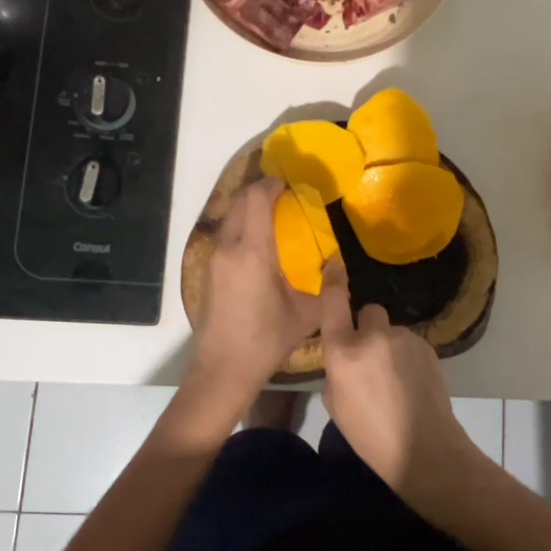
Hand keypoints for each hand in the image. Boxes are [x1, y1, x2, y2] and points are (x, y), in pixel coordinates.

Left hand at [191, 178, 320, 390]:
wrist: (224, 368)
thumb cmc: (267, 339)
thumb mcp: (307, 313)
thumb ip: (328, 285)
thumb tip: (340, 266)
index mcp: (252, 252)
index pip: (256, 199)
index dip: (272, 184)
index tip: (291, 183)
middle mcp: (228, 247)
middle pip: (239, 202)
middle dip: (261, 191)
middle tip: (287, 195)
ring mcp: (214, 258)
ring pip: (230, 217)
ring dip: (250, 208)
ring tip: (277, 215)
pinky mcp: (210, 270)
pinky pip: (226, 234)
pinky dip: (242, 225)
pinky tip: (262, 241)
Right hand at [317, 259, 480, 507]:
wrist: (424, 448)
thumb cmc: (370, 435)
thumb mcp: (335, 405)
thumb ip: (335, 371)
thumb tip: (344, 358)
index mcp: (343, 352)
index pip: (334, 302)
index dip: (333, 280)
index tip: (334, 263)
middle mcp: (373, 336)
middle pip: (368, 311)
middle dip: (366, 327)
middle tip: (369, 357)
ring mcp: (404, 339)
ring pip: (390, 330)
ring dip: (389, 345)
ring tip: (394, 379)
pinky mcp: (427, 346)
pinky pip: (409, 342)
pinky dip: (407, 356)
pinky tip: (411, 382)